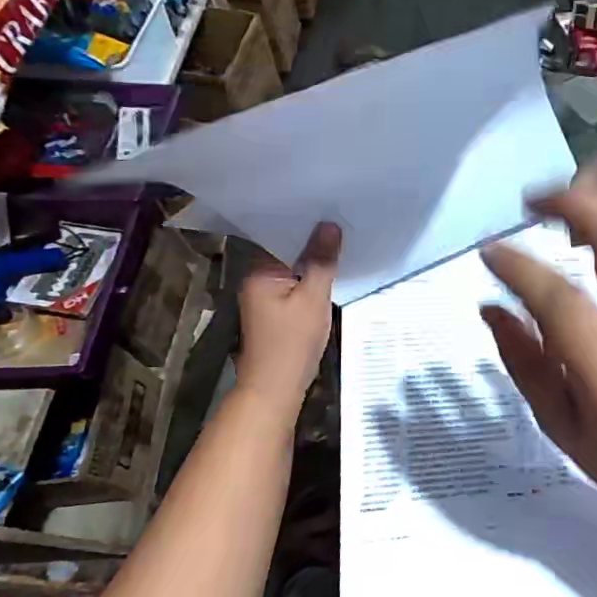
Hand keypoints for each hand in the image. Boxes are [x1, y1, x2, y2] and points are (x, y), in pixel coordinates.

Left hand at [237, 222, 339, 404]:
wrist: (275, 389)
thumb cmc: (292, 342)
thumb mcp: (313, 298)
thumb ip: (322, 261)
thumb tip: (330, 225)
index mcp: (258, 272)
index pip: (280, 235)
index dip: (304, 222)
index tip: (329, 207)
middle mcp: (256, 280)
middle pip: (286, 251)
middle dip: (311, 241)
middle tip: (341, 221)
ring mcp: (263, 297)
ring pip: (292, 269)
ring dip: (312, 261)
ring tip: (340, 243)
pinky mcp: (274, 312)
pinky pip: (293, 285)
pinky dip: (309, 279)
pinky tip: (329, 273)